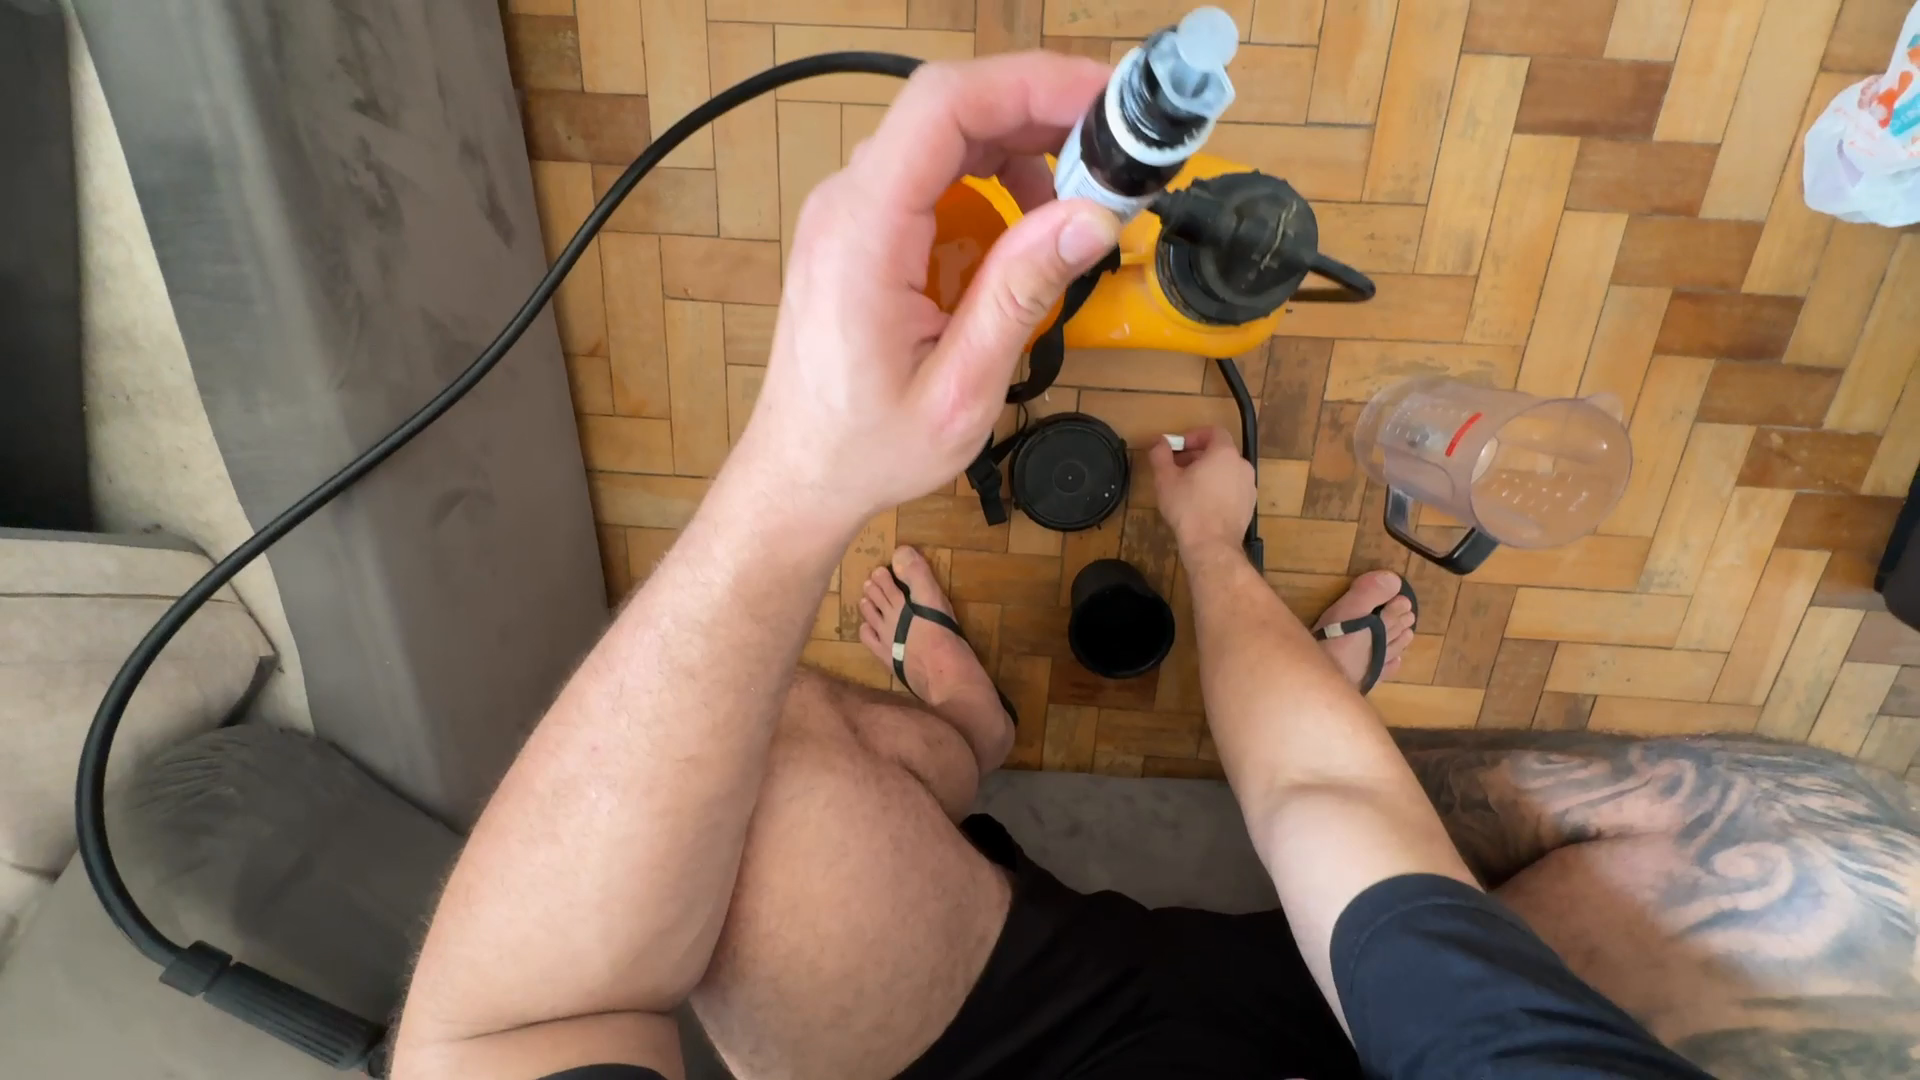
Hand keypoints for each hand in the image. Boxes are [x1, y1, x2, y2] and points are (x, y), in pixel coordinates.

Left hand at [733, 53, 1122, 529]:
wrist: (803, 473)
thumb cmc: (868, 448)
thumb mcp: (960, 389)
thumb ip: (1021, 296)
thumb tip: (1092, 217)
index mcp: (863, 238)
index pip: (944, 106)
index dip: (1032, 85)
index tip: (1105, 104)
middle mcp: (844, 209)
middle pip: (948, 113)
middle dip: (1039, 120)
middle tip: (1110, 161)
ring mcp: (846, 219)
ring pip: (942, 145)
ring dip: (1017, 160)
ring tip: (1071, 214)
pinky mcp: (857, 238)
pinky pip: (928, 183)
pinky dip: (986, 193)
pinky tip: (1017, 242)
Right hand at [1148, 426, 1254, 555]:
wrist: (1211, 544)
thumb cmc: (1187, 507)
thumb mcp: (1165, 479)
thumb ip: (1160, 454)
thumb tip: (1159, 441)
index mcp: (1224, 453)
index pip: (1213, 432)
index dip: (1193, 436)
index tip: (1177, 448)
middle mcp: (1242, 465)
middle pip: (1220, 451)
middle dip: (1197, 456)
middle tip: (1177, 468)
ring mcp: (1249, 486)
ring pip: (1226, 471)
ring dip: (1208, 473)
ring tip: (1188, 488)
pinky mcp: (1249, 505)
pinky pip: (1232, 488)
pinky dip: (1218, 489)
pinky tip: (1202, 505)